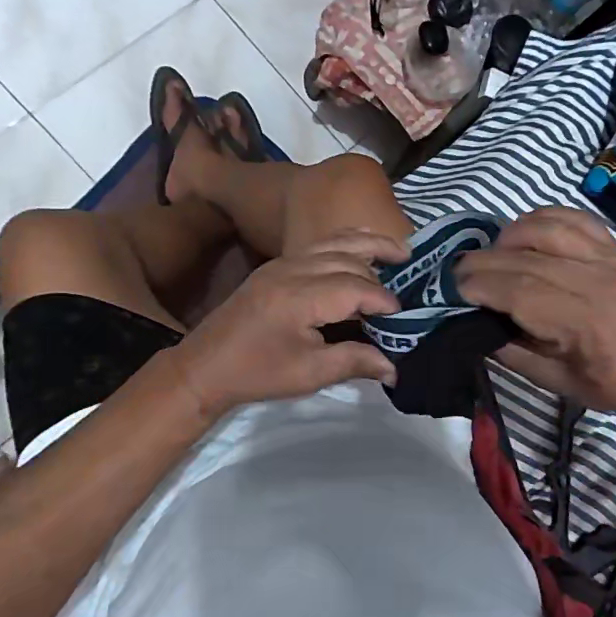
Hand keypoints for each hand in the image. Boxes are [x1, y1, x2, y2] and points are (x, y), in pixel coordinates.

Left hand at [165, 230, 408, 417]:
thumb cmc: (257, 373)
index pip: (355, 286)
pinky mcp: (274, 267)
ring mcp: (280, 264)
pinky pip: (316, 246)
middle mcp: (292, 269)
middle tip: (410, 273)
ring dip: (365, 243)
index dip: (383, 299)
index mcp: (300, 296)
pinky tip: (358, 252)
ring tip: (396, 249)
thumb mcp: (309, 374)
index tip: (402, 315)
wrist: (204, 366)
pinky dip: (343, 245)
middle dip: (380, 266)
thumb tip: (394, 367)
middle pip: (347, 257)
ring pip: (332, 243)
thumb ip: (354, 362)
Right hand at [455, 207, 615, 421]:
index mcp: (580, 322)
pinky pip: (573, 217)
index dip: (478, 286)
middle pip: (523, 258)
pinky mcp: (613, 248)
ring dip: (508, 236)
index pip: (517, 290)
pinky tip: (525, 232)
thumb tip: (469, 322)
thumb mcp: (548, 378)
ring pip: (546, 229)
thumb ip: (507, 348)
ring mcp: (606, 259)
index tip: (453, 291)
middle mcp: (594, 282)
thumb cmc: (603, 382)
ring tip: (492, 253)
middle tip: (458, 274)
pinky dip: (542, 217)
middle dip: (481, 262)